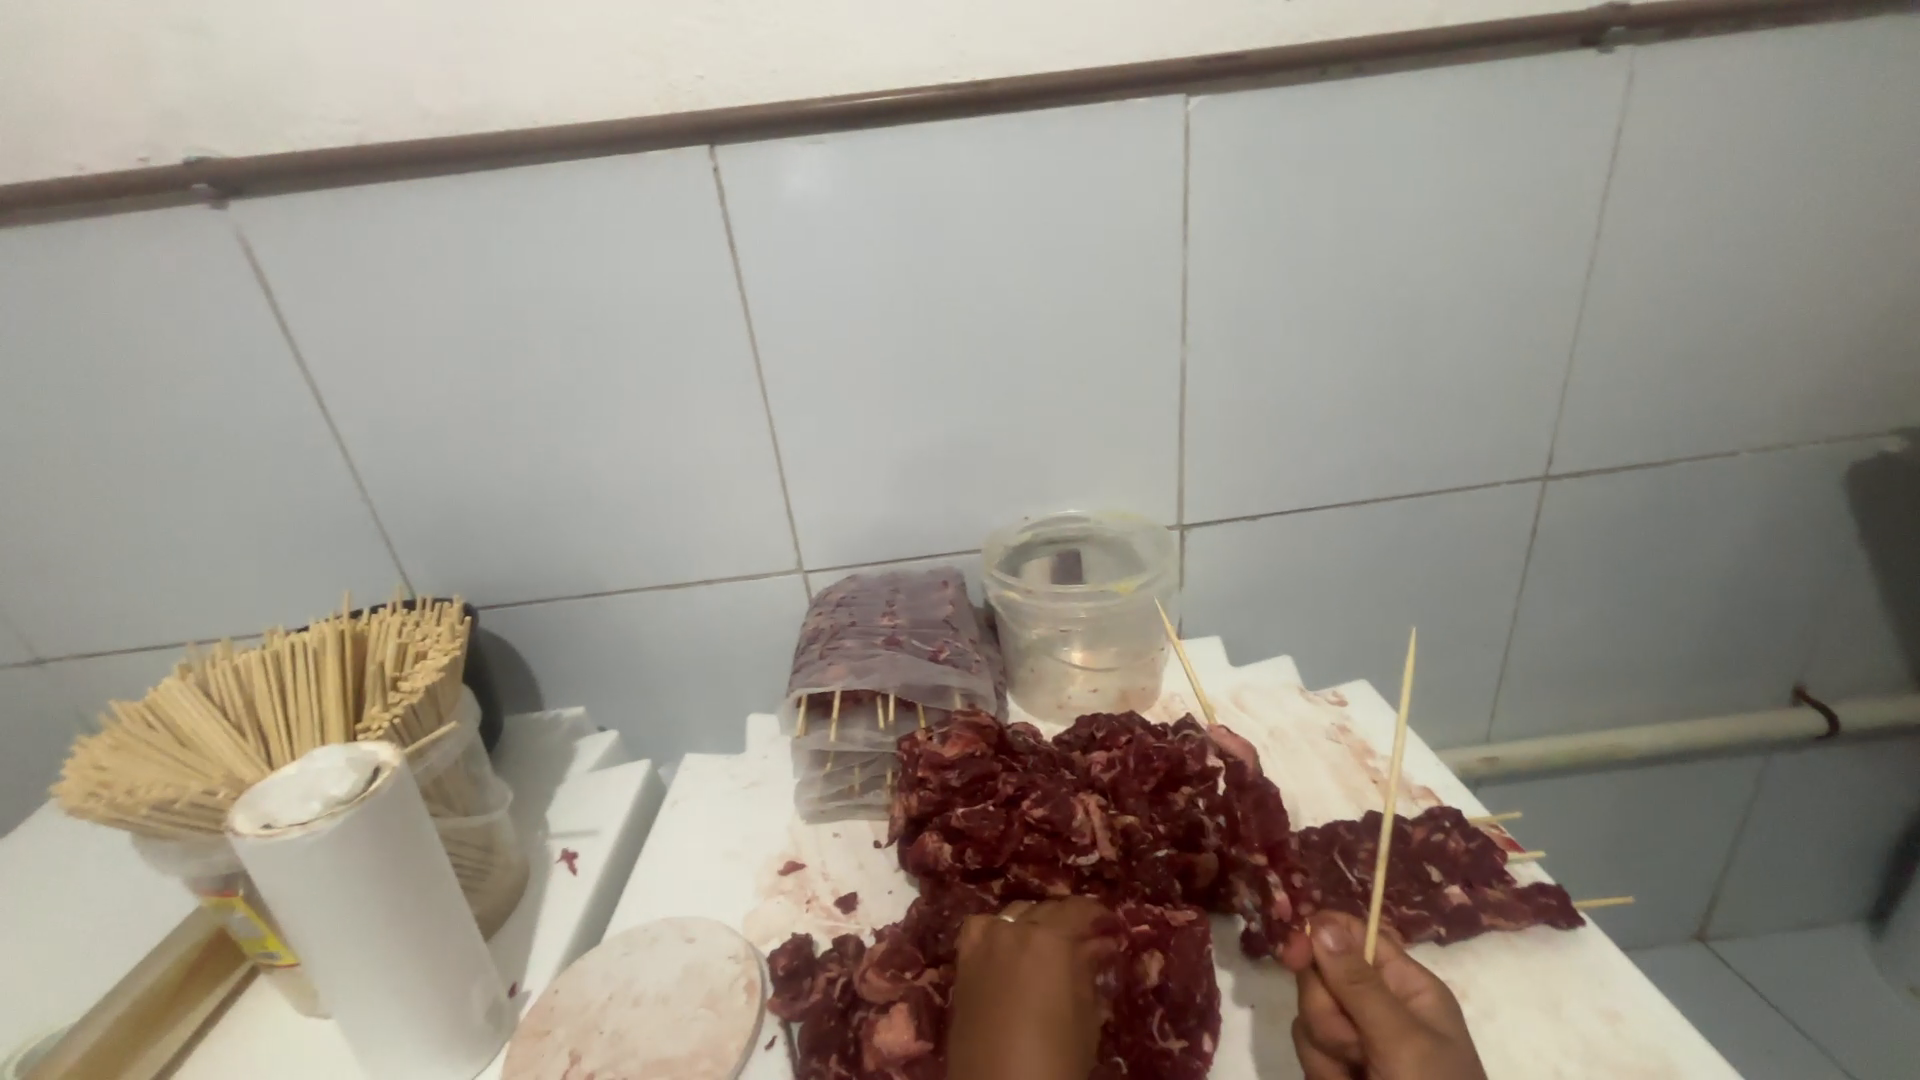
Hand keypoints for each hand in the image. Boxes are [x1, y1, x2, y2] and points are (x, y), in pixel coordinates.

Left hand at [948, 897, 1114, 1079]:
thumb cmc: (1055, 1061)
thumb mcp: (1086, 1018)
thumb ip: (1089, 971)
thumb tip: (1100, 945)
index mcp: (1049, 939)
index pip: (1078, 909)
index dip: (1097, 914)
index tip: (1111, 925)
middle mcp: (1013, 929)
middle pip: (1046, 909)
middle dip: (1069, 921)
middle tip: (1088, 940)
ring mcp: (984, 943)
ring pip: (1014, 915)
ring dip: (1035, 923)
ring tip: (1050, 946)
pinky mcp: (963, 962)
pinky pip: (982, 929)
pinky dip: (998, 930)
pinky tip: (1009, 948)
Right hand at [1291, 912, 1487, 1079]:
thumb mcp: (1404, 1042)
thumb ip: (1358, 983)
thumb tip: (1319, 920)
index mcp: (1407, 987)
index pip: (1353, 934)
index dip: (1318, 935)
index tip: (1294, 953)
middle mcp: (1380, 1005)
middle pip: (1321, 973)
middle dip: (1325, 1011)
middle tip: (1353, 1047)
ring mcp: (1359, 1038)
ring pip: (1309, 1013)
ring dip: (1325, 1050)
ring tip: (1355, 1078)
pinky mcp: (1338, 1067)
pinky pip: (1308, 1047)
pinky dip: (1321, 1071)